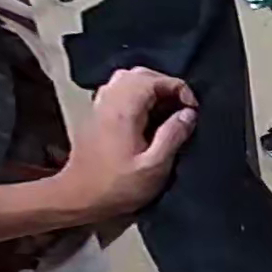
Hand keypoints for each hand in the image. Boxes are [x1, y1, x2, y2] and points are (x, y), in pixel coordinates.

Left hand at [53, 67, 197, 218]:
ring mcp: (100, 107)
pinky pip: (120, 90)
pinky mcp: (98, 115)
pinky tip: (151, 114)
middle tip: (183, 107)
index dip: (179, 89)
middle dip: (167, 84)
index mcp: (123, 112)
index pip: (153, 80)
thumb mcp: (154, 166)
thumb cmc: (118, 186)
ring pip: (128, 79)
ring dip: (153, 88)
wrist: (78, 197)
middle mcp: (108, 102)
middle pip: (139, 74)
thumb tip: (189, 114)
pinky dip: (140, 94)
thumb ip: (173, 136)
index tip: (192, 111)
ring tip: (170, 109)